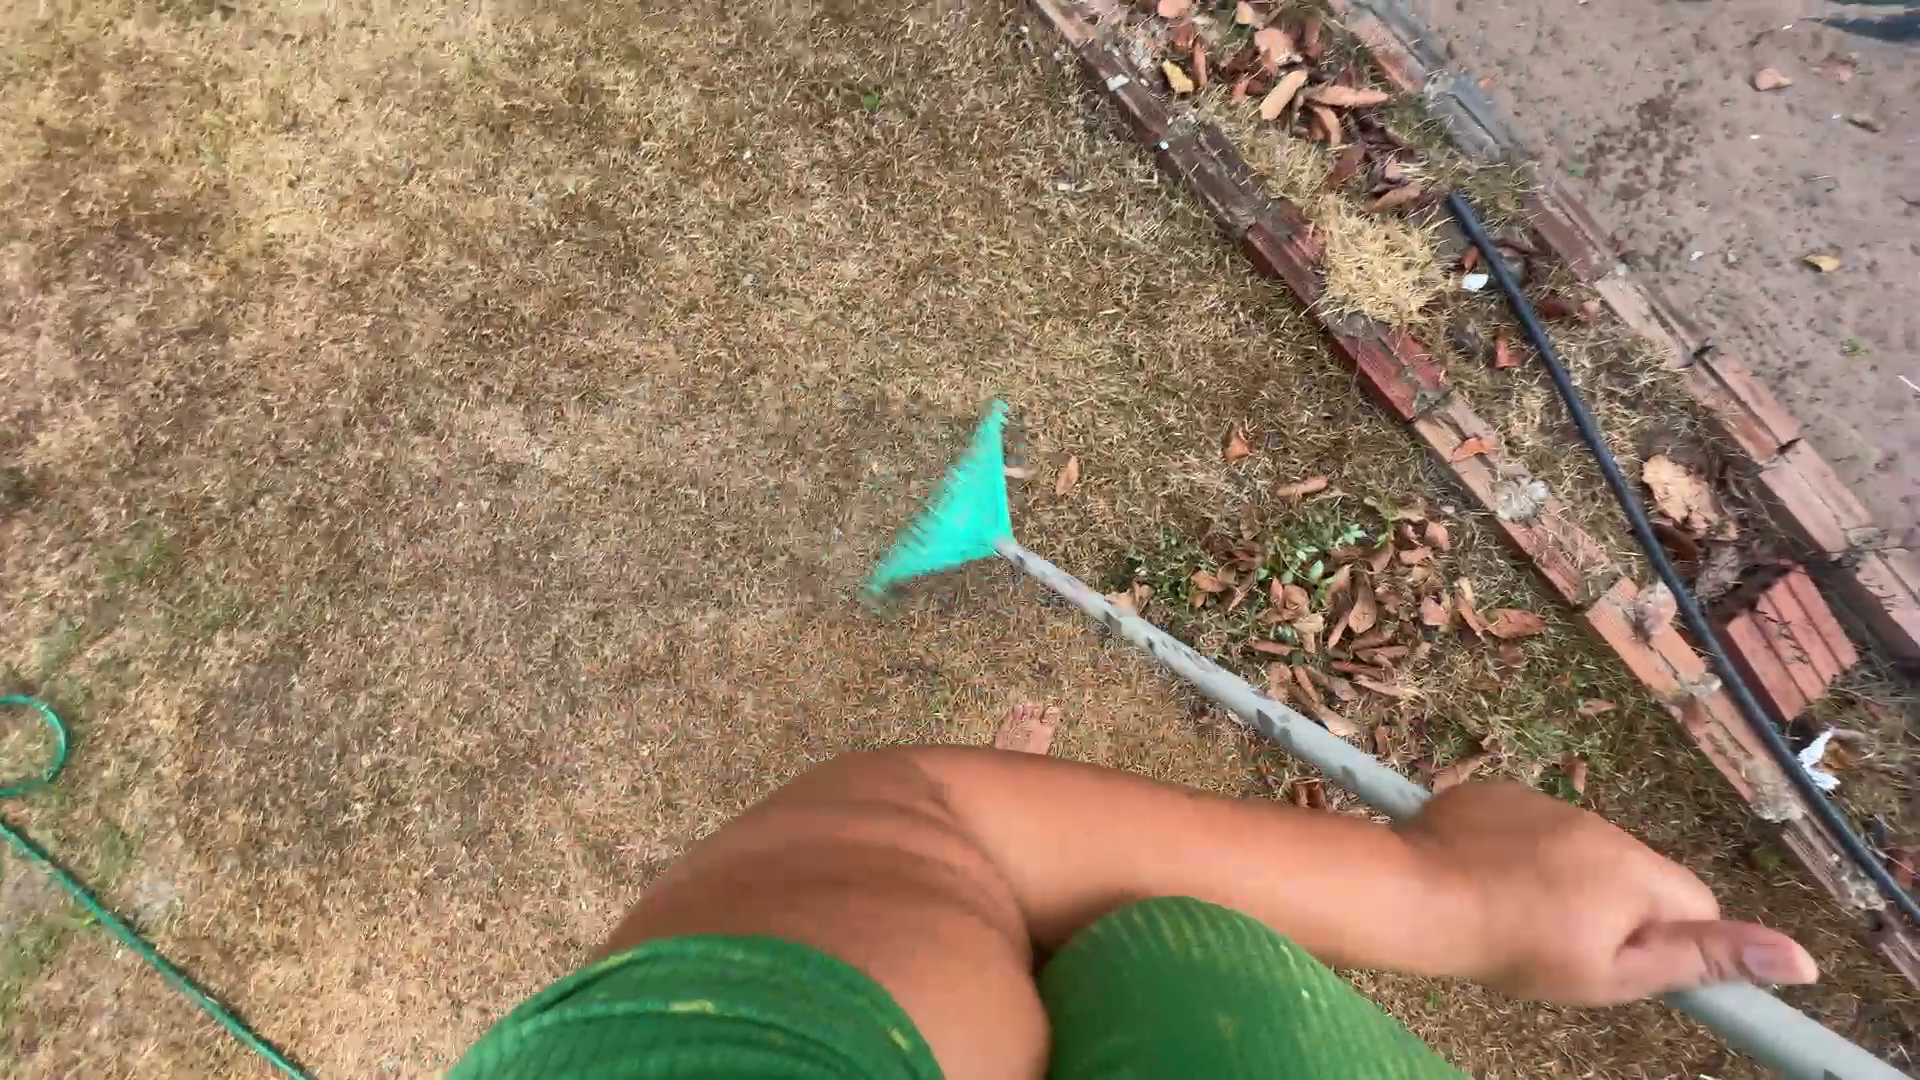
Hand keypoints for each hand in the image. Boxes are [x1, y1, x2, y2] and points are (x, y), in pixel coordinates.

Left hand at [1399, 781, 1817, 1003]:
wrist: (1418, 894)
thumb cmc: (1517, 945)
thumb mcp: (1616, 971)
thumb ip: (1702, 957)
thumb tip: (1800, 957)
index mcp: (1632, 864)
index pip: (1692, 898)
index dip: (1666, 935)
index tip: (1617, 952)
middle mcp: (1588, 817)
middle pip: (1629, 866)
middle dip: (1612, 900)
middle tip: (1559, 932)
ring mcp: (1531, 797)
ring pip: (1573, 841)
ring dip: (1562, 868)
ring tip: (1514, 901)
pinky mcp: (1486, 790)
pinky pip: (1523, 819)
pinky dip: (1515, 841)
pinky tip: (1483, 867)